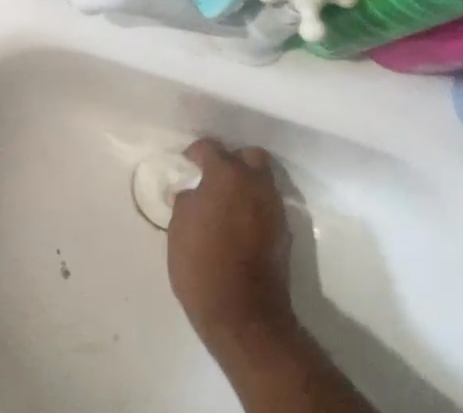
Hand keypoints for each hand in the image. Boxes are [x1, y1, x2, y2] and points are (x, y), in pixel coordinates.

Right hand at [166, 139, 294, 348]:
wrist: (243, 314)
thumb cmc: (201, 263)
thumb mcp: (179, 227)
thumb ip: (188, 201)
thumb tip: (194, 195)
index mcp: (227, 177)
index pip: (212, 148)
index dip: (196, 152)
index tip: (187, 163)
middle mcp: (256, 186)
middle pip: (251, 157)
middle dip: (233, 160)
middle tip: (213, 176)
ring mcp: (275, 211)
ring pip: (263, 182)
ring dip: (245, 185)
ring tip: (223, 203)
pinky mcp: (284, 235)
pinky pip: (268, 207)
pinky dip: (253, 208)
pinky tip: (236, 225)